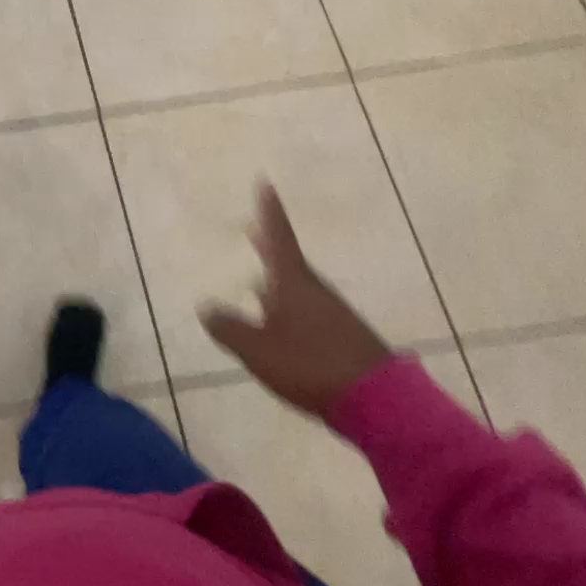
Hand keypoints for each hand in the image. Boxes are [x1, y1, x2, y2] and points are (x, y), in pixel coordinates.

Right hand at [200, 182, 393, 418]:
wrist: (379, 403)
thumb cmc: (310, 366)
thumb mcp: (257, 349)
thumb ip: (229, 328)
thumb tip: (206, 307)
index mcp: (293, 285)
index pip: (278, 238)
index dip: (269, 212)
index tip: (265, 182)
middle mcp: (314, 292)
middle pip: (288, 262)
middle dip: (269, 247)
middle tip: (253, 229)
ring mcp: (332, 316)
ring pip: (296, 290)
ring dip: (275, 282)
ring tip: (255, 282)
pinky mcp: (341, 339)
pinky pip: (306, 313)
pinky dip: (287, 308)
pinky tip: (278, 323)